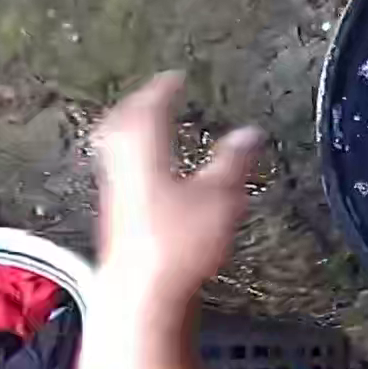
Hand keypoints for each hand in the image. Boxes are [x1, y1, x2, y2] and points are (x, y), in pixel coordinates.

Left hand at [92, 71, 264, 303]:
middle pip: (120, 126)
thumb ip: (234, 161)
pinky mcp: (121, 216)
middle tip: (153, 97)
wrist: (144, 291)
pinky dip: (135, 158)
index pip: (149, 111)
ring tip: (148, 127)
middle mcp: (123, 169)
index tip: (174, 77)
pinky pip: (123, 172)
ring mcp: (118, 194)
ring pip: (117, 150)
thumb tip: (251, 132)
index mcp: (145, 155)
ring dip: (131, 131)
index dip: (162, 90)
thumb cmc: (180, 243)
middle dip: (137, 106)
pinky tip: (150, 173)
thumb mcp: (220, 197)